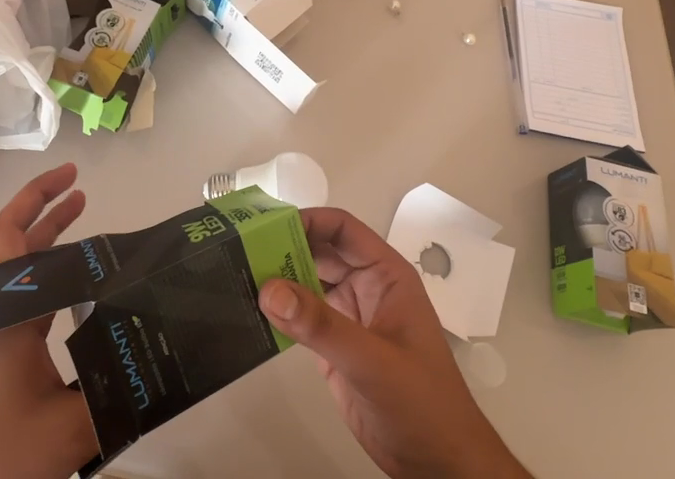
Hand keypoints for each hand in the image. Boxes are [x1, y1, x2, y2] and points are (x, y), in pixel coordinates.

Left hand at [0, 163, 95, 478]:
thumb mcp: (69, 428)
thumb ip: (117, 397)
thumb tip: (160, 371)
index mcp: (6, 316)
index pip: (14, 236)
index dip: (39, 197)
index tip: (75, 178)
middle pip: (13, 244)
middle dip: (46, 210)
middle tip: (82, 190)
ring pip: (17, 272)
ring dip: (44, 242)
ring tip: (81, 222)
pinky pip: (20, 299)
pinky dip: (45, 277)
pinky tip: (72, 290)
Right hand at [259, 208, 532, 478]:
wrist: (437, 462)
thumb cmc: (421, 402)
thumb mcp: (372, 359)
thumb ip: (322, 325)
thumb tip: (269, 289)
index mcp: (386, 275)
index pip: (343, 230)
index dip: (307, 221)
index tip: (265, 226)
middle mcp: (366, 288)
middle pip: (319, 253)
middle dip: (283, 247)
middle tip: (239, 249)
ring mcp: (349, 317)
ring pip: (307, 283)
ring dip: (278, 279)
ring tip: (237, 274)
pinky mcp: (334, 347)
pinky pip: (302, 317)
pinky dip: (279, 312)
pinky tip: (252, 311)